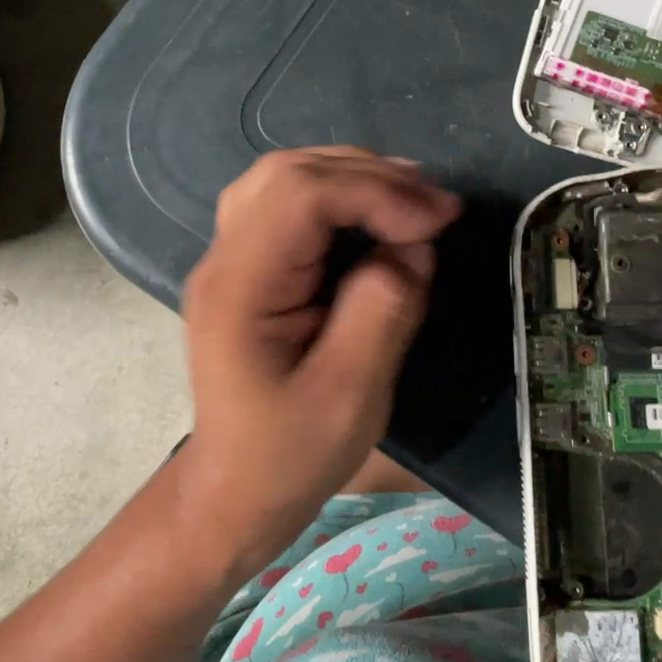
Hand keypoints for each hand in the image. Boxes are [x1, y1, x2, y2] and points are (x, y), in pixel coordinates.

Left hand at [177, 147, 461, 568]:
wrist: (235, 489)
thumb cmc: (289, 454)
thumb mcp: (350, 395)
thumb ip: (383, 310)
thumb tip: (415, 245)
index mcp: (238, 287)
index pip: (300, 196)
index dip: (374, 192)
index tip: (437, 221)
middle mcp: (223, 258)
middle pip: (290, 173)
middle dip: (371, 176)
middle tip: (437, 205)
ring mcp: (228, 258)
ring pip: (284, 177)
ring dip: (353, 175)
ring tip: (414, 197)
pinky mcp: (246, 265)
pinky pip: (285, 202)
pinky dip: (336, 192)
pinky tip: (374, 207)